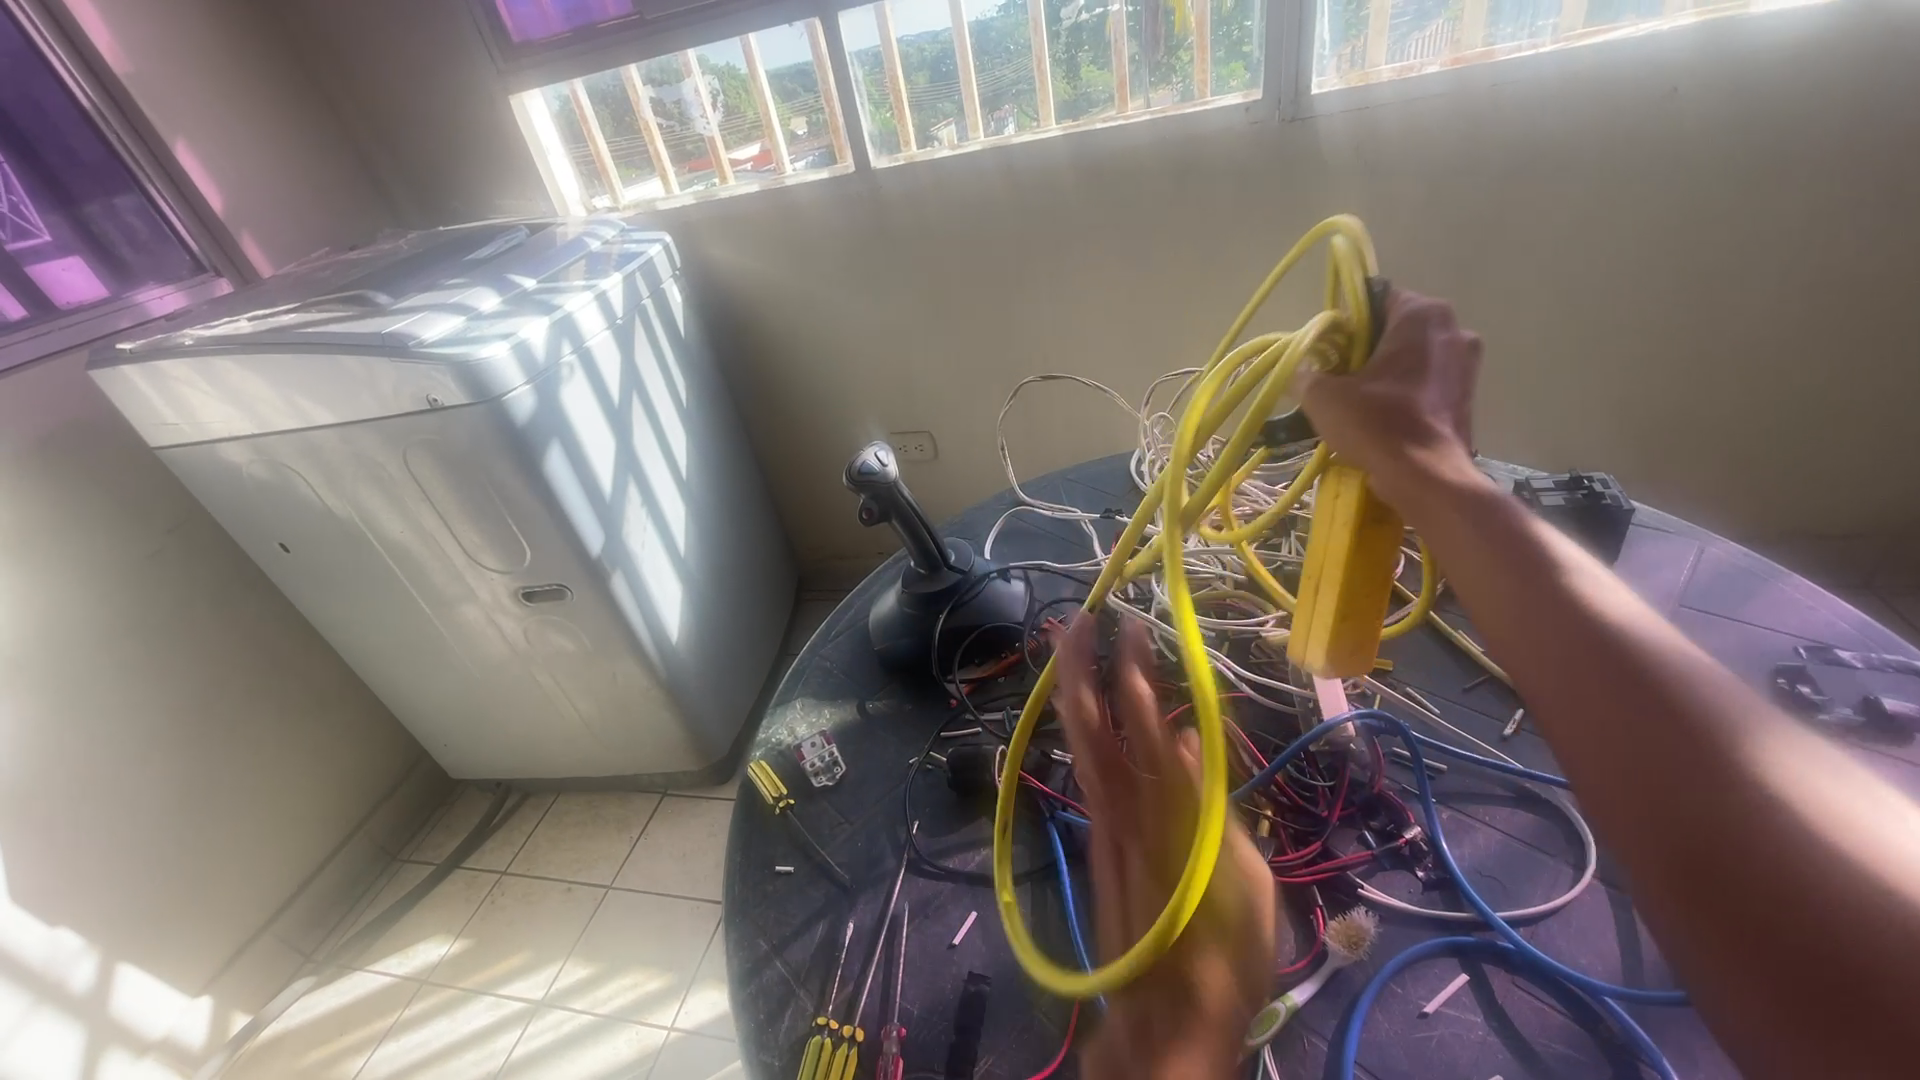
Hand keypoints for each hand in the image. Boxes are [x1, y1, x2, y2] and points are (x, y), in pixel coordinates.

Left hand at [1051, 615, 1277, 1078]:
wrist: (1164, 1019)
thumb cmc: (1224, 956)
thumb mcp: (1246, 878)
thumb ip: (1214, 803)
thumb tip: (1191, 741)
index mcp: (1169, 810)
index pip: (1144, 723)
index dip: (1134, 671)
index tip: (1131, 627)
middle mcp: (1123, 806)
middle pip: (1093, 722)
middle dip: (1082, 665)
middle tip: (1078, 616)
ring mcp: (1102, 822)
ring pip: (1079, 743)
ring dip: (1071, 689)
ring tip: (1067, 648)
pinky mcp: (1096, 839)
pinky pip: (1084, 769)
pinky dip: (1079, 729)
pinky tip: (1080, 710)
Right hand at [1295, 287, 1483, 506]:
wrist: (1426, 476)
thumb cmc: (1377, 423)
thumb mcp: (1323, 397)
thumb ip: (1305, 374)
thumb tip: (1299, 370)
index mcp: (1422, 314)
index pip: (1375, 299)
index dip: (1345, 323)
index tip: (1326, 350)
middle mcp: (1454, 329)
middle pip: (1394, 329)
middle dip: (1364, 350)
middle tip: (1335, 378)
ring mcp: (1467, 364)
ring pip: (1411, 357)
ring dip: (1383, 373)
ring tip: (1354, 402)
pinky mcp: (1467, 396)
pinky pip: (1425, 383)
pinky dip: (1402, 394)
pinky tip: (1380, 419)